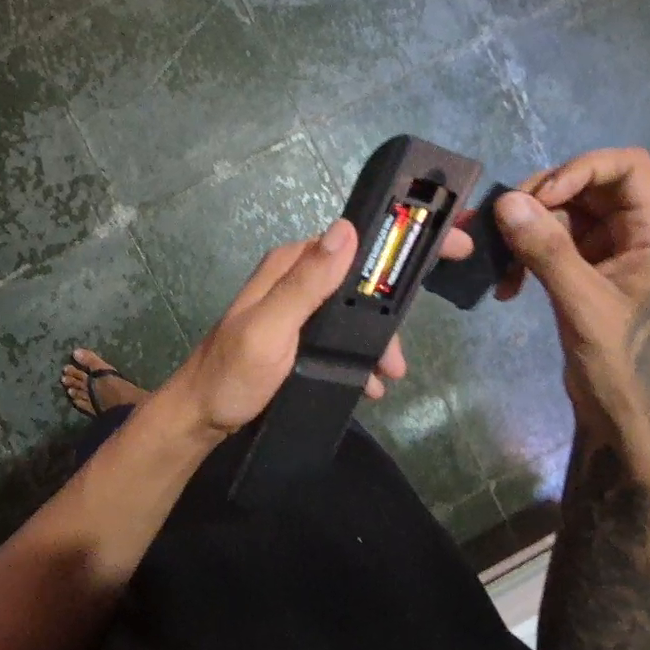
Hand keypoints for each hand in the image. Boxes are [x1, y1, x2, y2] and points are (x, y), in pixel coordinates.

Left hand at [165, 218, 472, 434]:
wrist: (200, 419)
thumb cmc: (233, 374)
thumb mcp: (270, 328)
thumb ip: (306, 283)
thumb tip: (347, 229)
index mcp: (291, 265)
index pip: (354, 236)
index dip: (402, 238)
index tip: (449, 244)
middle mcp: (296, 278)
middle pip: (361, 275)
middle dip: (394, 304)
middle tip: (414, 341)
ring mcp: (297, 308)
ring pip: (355, 310)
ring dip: (378, 340)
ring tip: (391, 375)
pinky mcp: (299, 337)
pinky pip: (342, 335)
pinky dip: (360, 355)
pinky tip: (369, 383)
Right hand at [493, 149, 649, 459]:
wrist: (623, 417)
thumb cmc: (619, 364)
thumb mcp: (582, 304)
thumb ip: (546, 250)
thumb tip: (507, 202)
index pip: (628, 167)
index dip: (581, 170)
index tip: (540, 199)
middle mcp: (640, 233)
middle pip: (592, 185)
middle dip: (544, 200)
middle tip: (506, 224)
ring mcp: (615, 252)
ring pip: (567, 213)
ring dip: (529, 231)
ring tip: (501, 263)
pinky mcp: (591, 271)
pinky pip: (556, 243)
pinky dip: (529, 255)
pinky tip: (507, 284)